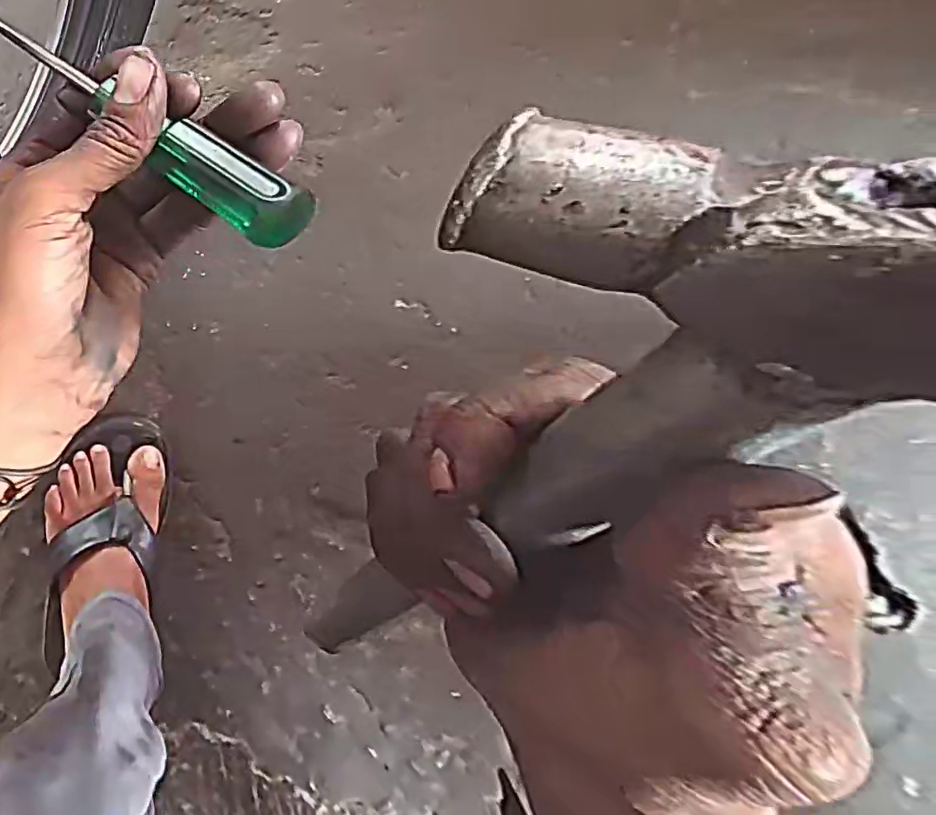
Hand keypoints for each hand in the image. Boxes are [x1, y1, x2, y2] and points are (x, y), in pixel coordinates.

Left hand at [0, 47, 301, 469]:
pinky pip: (184, 215)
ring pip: (170, 175)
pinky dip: (219, 194)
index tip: (166, 75)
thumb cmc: (13, 298)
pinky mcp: (138, 259)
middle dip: (185, 116)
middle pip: (136, 139)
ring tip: (266, 122)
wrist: (32, 378)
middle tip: (228, 98)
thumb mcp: (46, 202)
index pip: (85, 111)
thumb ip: (100, 143)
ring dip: (217, 150)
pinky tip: (251, 174)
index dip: (127, 89)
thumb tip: (136, 83)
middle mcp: (70, 195)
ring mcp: (106, 227)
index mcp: (33, 171)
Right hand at [367, 362, 872, 812]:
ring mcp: (507, 481)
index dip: (488, 422)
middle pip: (458, 414)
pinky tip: (446, 586)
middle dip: (443, 492)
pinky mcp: (452, 508)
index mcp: (664, 470)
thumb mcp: (750, 665)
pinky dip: (400, 544)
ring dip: (420, 529)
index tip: (463, 484)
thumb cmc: (702, 723)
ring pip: (407, 450)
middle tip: (480, 563)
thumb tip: (761, 491)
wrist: (622, 758)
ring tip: (476, 589)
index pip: (556, 390)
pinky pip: (386, 492)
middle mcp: (577, 460)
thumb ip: (742, 576)